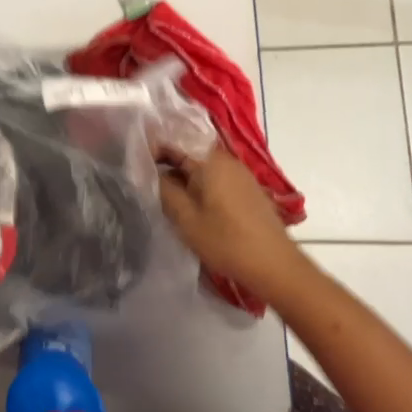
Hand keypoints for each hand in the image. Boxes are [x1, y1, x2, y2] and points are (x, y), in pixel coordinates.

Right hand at [156, 146, 310, 303]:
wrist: (275, 267)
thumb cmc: (226, 240)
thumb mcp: (184, 217)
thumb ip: (163, 188)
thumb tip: (150, 171)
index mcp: (210, 161)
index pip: (171, 144)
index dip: (150, 153)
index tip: (135, 168)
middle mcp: (227, 161)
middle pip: (189, 155)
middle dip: (167, 168)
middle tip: (148, 186)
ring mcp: (242, 176)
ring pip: (203, 170)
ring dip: (184, 180)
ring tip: (167, 199)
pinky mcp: (249, 192)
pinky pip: (217, 181)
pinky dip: (202, 188)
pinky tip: (193, 208)